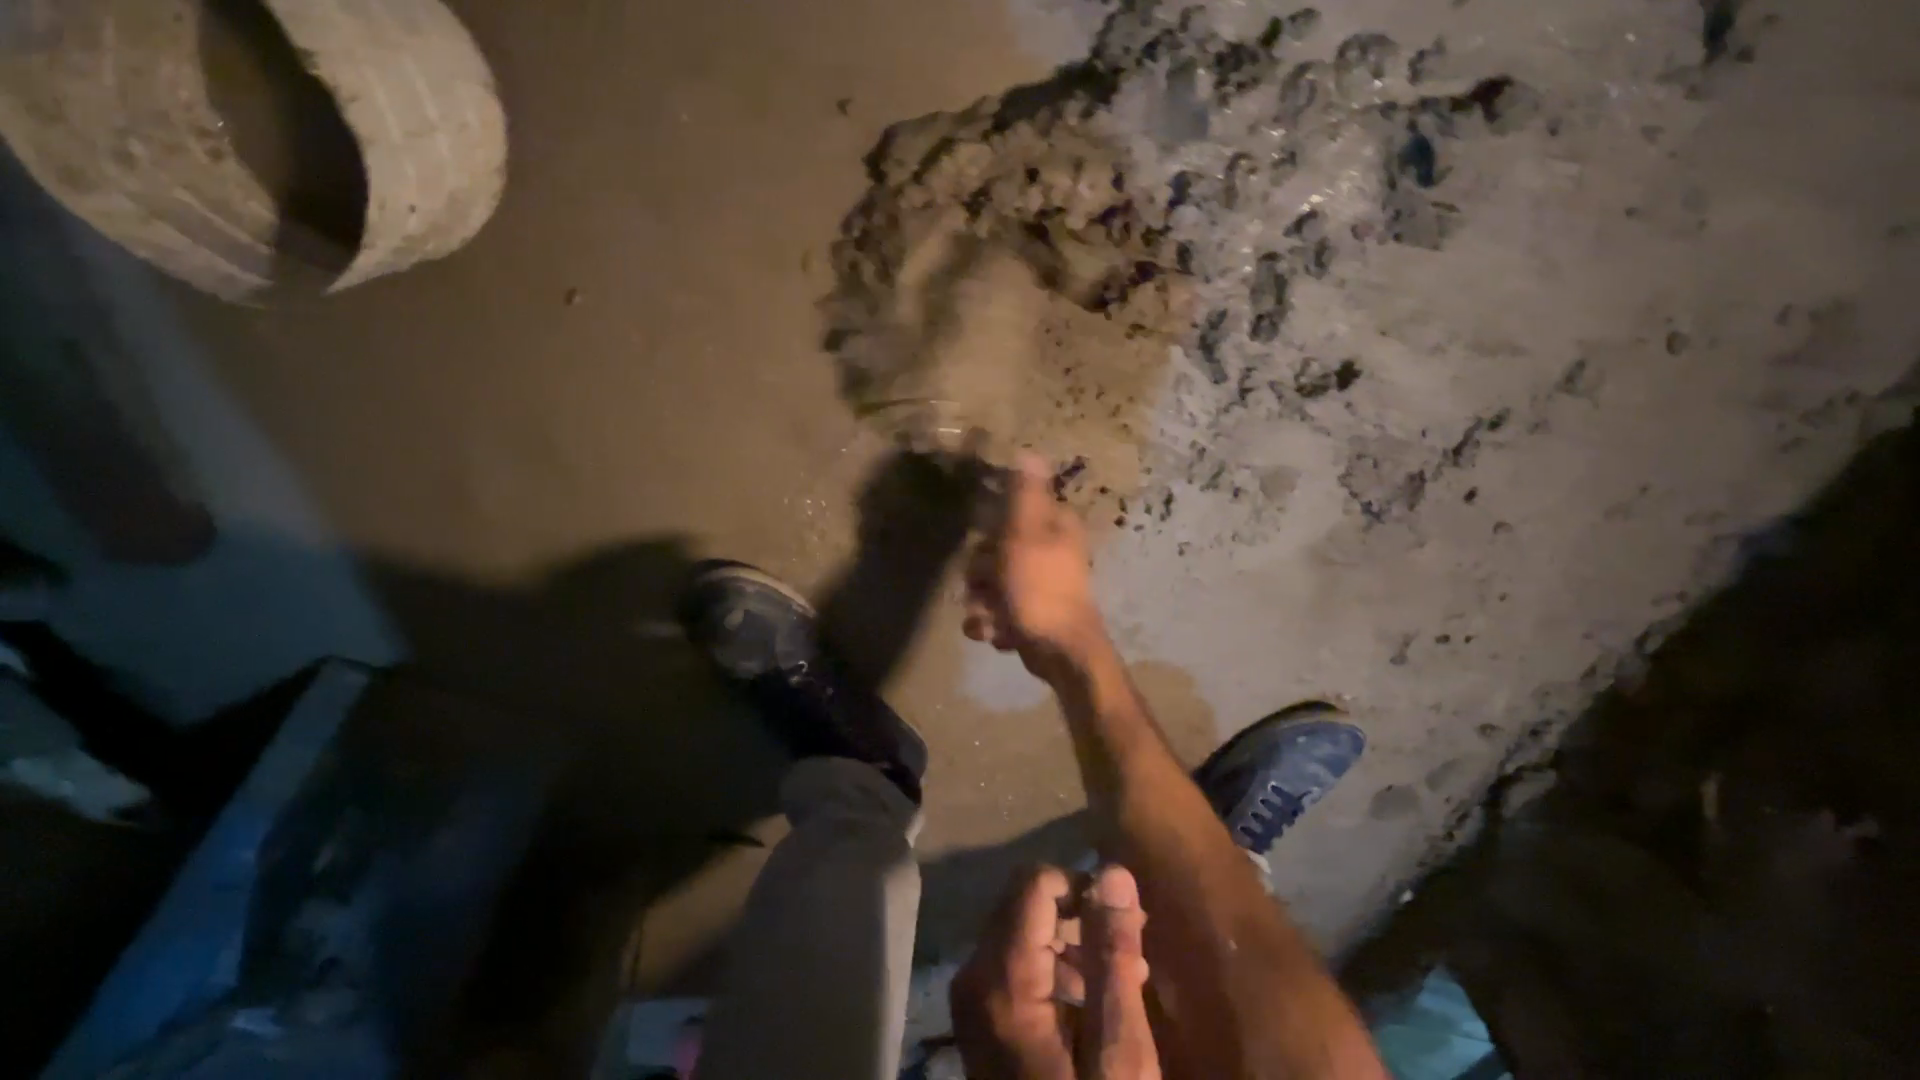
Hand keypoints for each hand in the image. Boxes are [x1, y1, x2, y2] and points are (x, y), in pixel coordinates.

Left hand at [951, 865, 1161, 1079]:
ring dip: (1071, 942)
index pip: (1036, 882)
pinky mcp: (977, 1016)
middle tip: (1132, 952)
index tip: (1127, 924)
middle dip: (1080, 915)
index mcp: (1002, 978)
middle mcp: (973, 975)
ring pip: (1020, 928)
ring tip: (1121, 978)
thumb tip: (1113, 872)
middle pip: (1025, 902)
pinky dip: (1052, 966)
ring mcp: (969, 997)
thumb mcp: (1118, 1051)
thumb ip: (1112, 955)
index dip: (1085, 890)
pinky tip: (1089, 1003)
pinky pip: (1013, 962)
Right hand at [964, 453, 1109, 676]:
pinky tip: (999, 634)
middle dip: (980, 577)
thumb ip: (1025, 495)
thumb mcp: (1027, 534)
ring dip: (982, 605)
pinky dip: (993, 624)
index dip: (989, 534)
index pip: (1005, 515)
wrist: (1059, 651)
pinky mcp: (1028, 614)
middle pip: (989, 553)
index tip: (988, 548)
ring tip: (993, 619)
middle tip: (988, 588)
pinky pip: (994, 612)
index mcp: (1054, 526)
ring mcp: (1037, 585)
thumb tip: (1030, 450)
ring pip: (987, 586)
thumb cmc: (1041, 589)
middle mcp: (1047, 551)